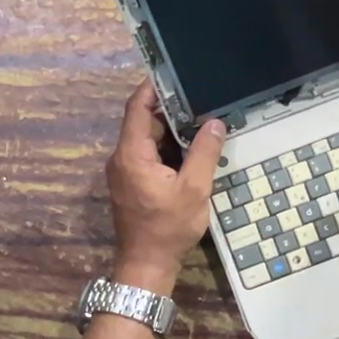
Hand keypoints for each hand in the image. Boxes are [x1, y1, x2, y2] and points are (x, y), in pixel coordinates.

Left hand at [105, 80, 225, 293]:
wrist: (146, 266)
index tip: (175, 73)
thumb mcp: (194, 189)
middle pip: (144, 121)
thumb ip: (204, 152)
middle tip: (202, 100)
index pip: (137, 107)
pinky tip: (193, 149)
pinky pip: (149, 156)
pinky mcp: (132, 183)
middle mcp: (122, 157)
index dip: (153, 86)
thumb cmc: (168, 228)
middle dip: (172, 110)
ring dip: (173, 131)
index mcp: (132, 154)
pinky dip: (169, 149)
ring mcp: (125, 171)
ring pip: (148, 140)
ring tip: (204, 121)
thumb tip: (215, 123)